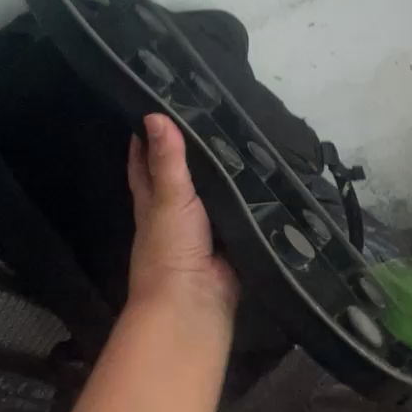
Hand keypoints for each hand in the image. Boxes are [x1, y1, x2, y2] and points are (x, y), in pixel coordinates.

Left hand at [126, 114, 239, 319]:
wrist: (194, 300)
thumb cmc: (170, 248)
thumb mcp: (169, 198)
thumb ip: (168, 161)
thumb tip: (154, 115)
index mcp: (153, 203)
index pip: (146, 165)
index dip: (146, 142)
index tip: (154, 111)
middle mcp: (176, 214)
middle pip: (181, 178)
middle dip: (190, 155)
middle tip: (209, 121)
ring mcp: (206, 229)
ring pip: (214, 194)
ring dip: (226, 176)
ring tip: (245, 144)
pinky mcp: (233, 240)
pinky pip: (241, 213)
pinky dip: (249, 199)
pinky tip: (265, 183)